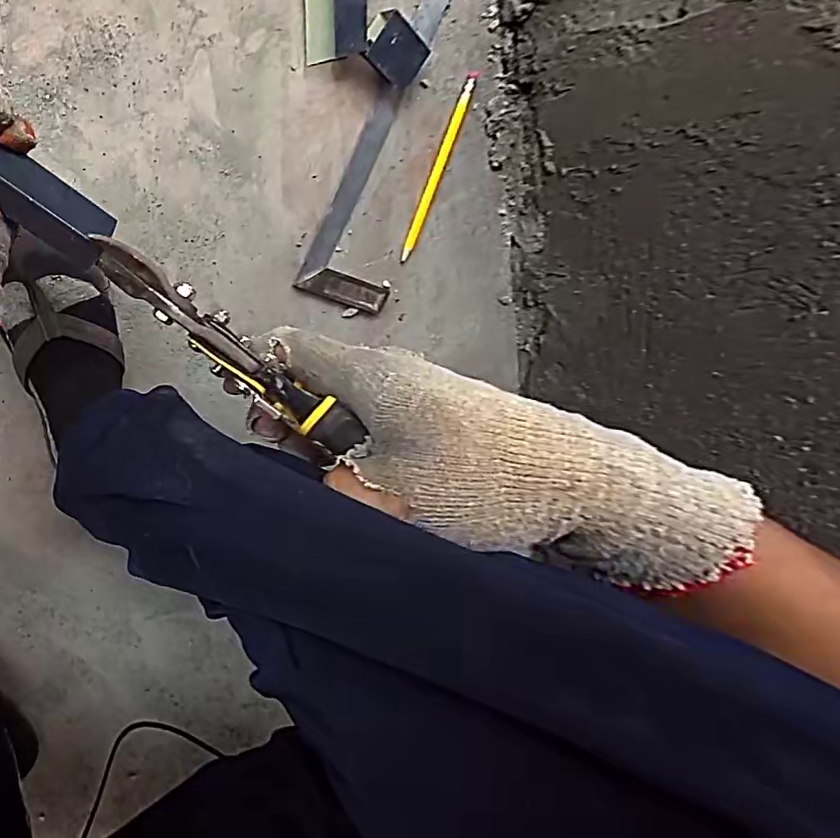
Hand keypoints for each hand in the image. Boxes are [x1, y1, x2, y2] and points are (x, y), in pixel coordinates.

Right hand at [264, 327, 764, 591]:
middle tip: (288, 452)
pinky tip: (375, 476)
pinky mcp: (437, 411)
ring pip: (341, 401)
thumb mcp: (382, 492)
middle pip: (309, 376)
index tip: (246, 403)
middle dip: (288, 414)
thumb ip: (320, 478)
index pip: (285, 347)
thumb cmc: (485, 480)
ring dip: (323, 434)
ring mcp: (415, 387)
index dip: (253, 369)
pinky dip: (357, 440)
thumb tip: (293, 475)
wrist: (594, 488)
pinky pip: (374, 416)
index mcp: (364, 373)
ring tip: (335, 473)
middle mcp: (386, 369)